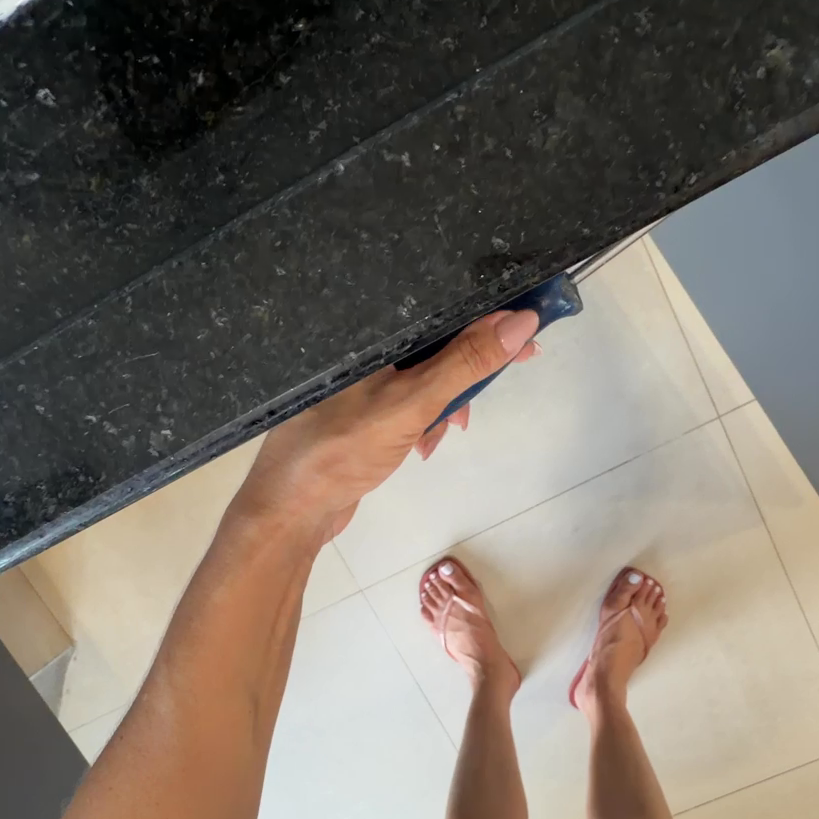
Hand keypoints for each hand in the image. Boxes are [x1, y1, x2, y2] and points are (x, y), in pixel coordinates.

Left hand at [237, 308, 541, 541]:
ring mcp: (358, 381)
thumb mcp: (411, 403)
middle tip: (506, 372)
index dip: (484, 316)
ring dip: (444, 403)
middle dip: (466, 368)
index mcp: (365, 331)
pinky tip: (421, 446)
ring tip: (444, 431)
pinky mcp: (361, 410)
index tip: (525, 329)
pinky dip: (423, 421)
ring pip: (424, 376)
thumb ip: (465, 363)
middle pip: (433, 342)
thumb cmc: (342, 450)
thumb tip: (520, 323)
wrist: (293, 510)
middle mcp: (359, 348)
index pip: (436, 308)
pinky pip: (407, 402)